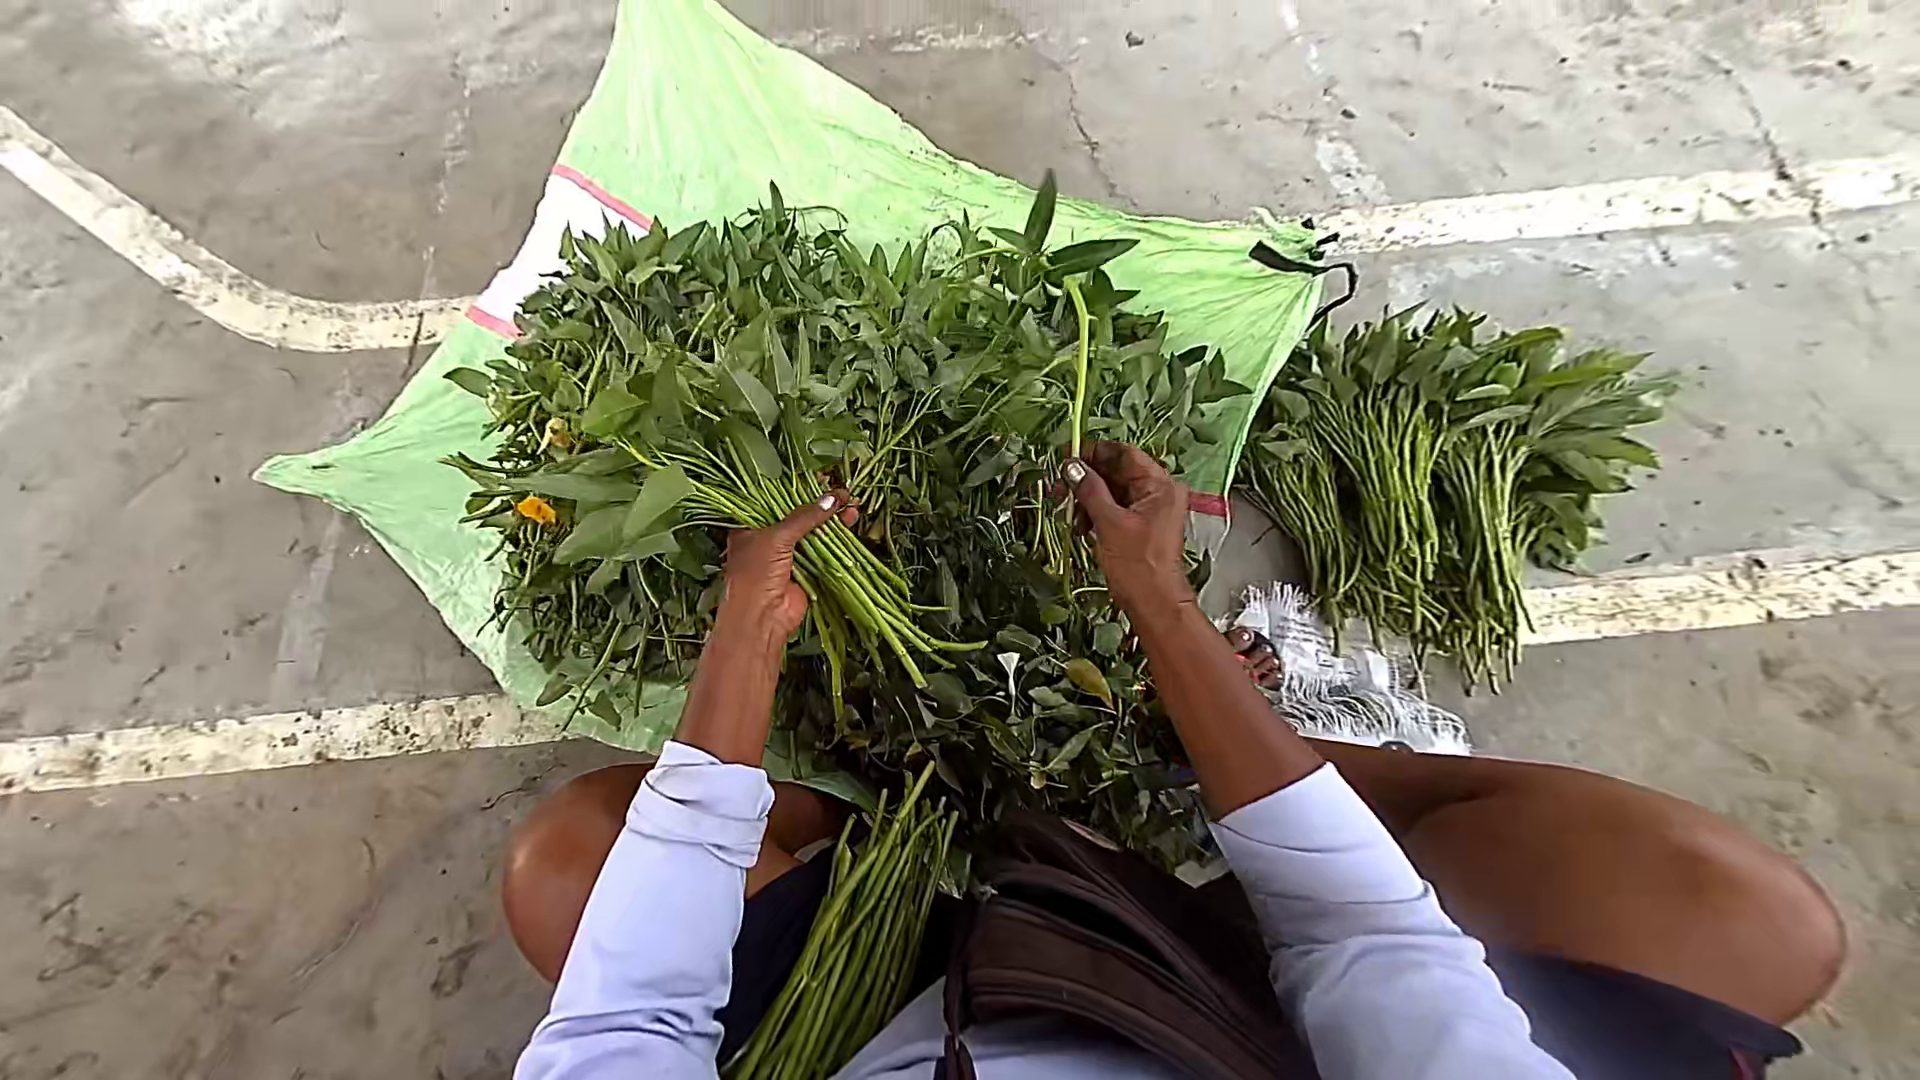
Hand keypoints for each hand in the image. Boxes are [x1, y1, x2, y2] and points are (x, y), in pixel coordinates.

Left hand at [714, 489, 857, 648]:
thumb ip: (804, 516)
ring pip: (814, 530)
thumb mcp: (776, 537)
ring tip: (851, 503)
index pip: (776, 499)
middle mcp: (769, 538)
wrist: (762, 618)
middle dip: (820, 503)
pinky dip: (838, 536)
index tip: (820, 477)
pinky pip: (825, 548)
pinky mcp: (807, 568)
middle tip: (842, 490)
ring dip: (832, 518)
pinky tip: (850, 521)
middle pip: (799, 514)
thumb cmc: (755, 574)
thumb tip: (831, 498)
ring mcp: (789, 554)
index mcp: (750, 526)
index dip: (797, 487)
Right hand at [1064, 441, 1195, 618]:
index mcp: (1159, 485)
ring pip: (1112, 490)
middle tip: (1060, 487)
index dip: (1094, 453)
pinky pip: (1114, 508)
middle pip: (1117, 471)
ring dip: (1088, 498)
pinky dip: (1095, 513)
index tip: (1067, 458)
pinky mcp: (1140, 525)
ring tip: (1071, 514)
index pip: (1124, 453)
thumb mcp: (1109, 523)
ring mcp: (1150, 509)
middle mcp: (1158, 492)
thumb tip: (1072, 466)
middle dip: (1087, 479)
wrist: (1152, 602)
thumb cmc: (1138, 565)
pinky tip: (1081, 526)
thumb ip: (1090, 490)